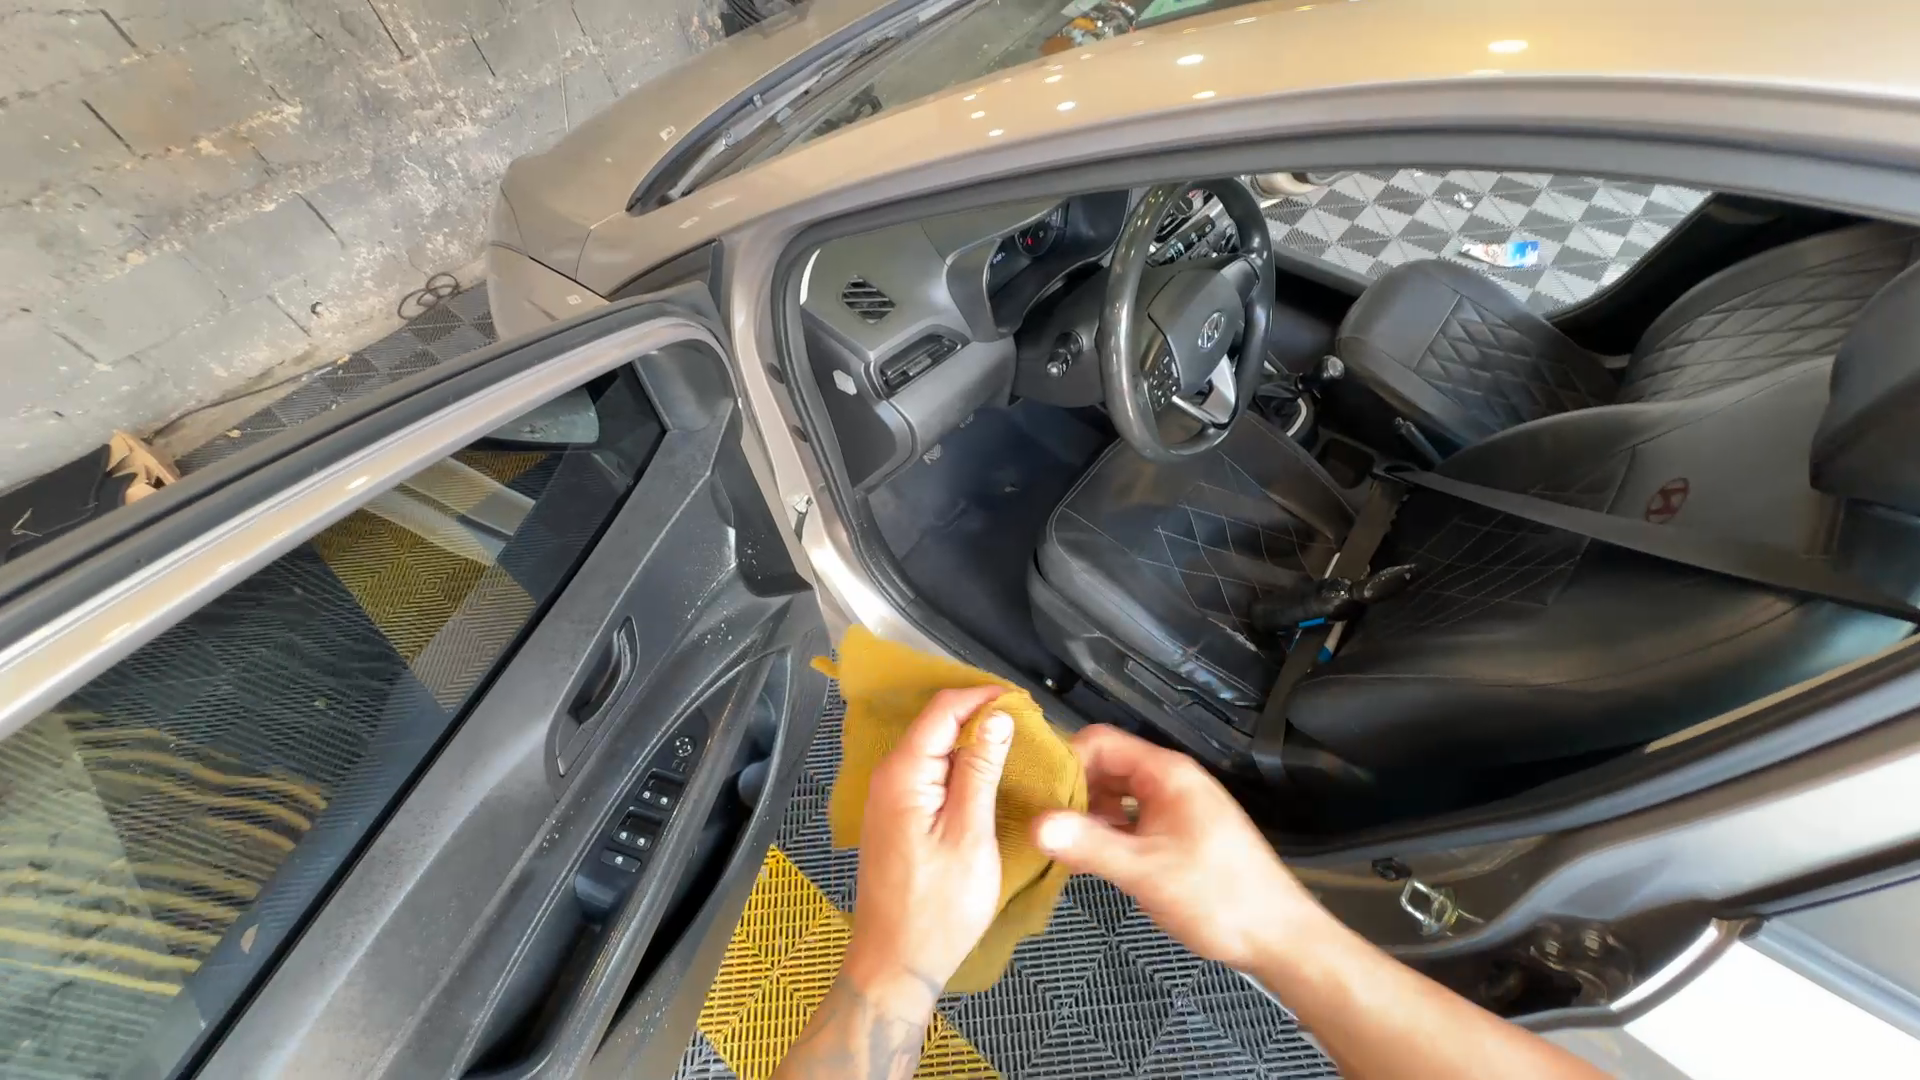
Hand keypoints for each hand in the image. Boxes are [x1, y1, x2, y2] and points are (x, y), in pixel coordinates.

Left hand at [842, 686, 1013, 1007]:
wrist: (896, 962)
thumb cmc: (938, 906)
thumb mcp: (969, 834)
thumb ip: (981, 770)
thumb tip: (998, 717)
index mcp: (904, 772)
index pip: (943, 709)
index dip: (983, 697)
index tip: (1023, 703)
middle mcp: (890, 774)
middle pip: (937, 723)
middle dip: (980, 715)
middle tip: (1027, 725)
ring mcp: (891, 795)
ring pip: (935, 746)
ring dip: (972, 740)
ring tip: (1015, 746)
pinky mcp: (898, 813)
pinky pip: (930, 771)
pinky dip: (960, 765)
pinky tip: (987, 775)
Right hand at [1031, 724, 1325, 970]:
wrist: (1280, 938)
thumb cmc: (1219, 897)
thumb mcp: (1144, 872)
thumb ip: (1089, 845)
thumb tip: (1036, 824)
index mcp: (1165, 773)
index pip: (1100, 741)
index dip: (1066, 760)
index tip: (1039, 791)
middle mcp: (1170, 780)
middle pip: (1107, 765)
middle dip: (1073, 787)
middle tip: (1040, 816)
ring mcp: (1177, 805)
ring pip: (1118, 792)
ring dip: (1089, 810)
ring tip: (1058, 838)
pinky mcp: (1180, 831)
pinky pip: (1132, 816)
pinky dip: (1109, 828)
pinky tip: (1091, 855)